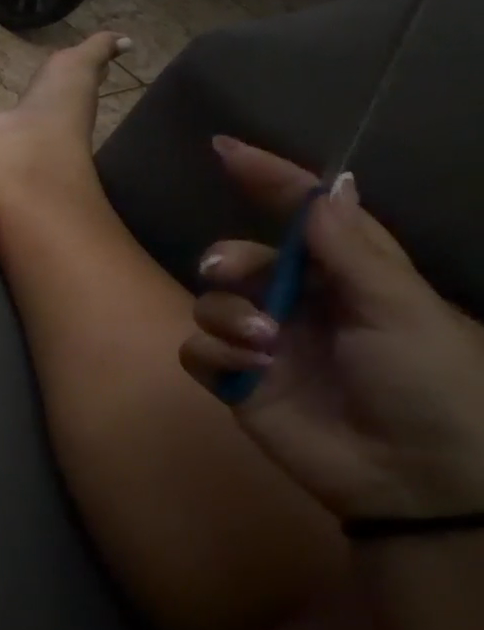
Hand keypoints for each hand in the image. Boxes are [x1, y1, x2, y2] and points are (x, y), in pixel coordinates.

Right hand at [180, 137, 483, 519]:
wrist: (418, 480)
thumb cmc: (433, 385)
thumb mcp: (403, 310)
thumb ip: (352, 251)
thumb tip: (324, 189)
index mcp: (352, 280)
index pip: (304, 219)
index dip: (269, 181)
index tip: (223, 149)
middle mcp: (302, 304)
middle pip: (238, 259)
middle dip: (229, 262)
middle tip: (235, 276)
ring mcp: (265, 344)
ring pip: (208, 303)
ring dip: (225, 317)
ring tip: (261, 346)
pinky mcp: (236, 381)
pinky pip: (196, 350)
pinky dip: (214, 355)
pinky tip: (246, 373)